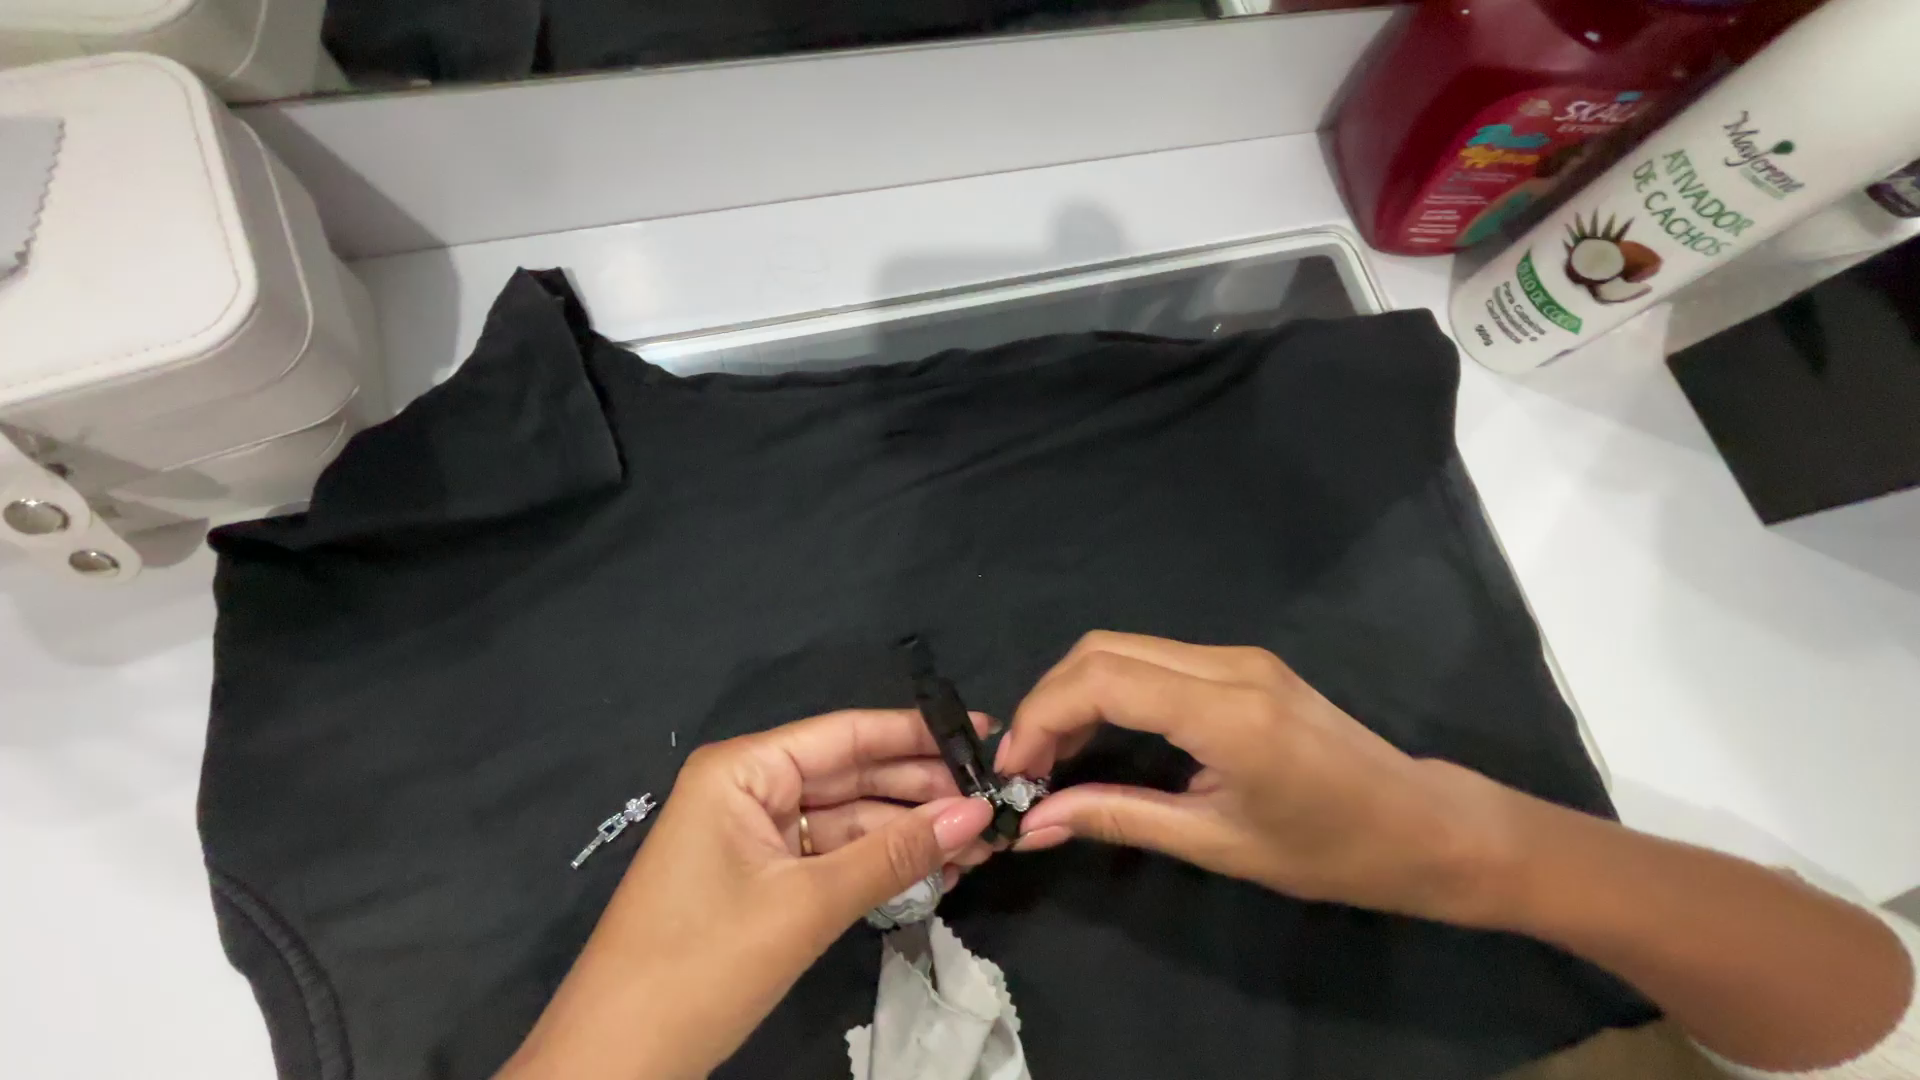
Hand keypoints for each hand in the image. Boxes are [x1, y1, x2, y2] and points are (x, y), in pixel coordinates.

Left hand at [500, 710, 995, 1079]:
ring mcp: (755, 834)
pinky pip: (831, 855)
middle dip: (922, 791)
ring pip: (848, 818)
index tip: (985, 734)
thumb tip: (979, 813)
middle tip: (995, 801)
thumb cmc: (702, 965)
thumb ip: (896, 854)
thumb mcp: (809, 905)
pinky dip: (879, 863)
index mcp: (746, 768)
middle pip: (852, 774)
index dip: (919, 734)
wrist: (611, 1070)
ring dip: (908, 832)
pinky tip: (936, 869)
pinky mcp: (762, 876)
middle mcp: (751, 787)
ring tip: (981, 841)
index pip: (848, 734)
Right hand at [995, 631, 1518, 924]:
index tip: (1013, 767)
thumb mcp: (1218, 846)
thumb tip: (1038, 818)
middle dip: (1047, 699)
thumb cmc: (1333, 853)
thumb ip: (1120, 817)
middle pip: (1102, 649)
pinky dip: (1107, 688)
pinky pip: (1150, 659)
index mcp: (1227, 712)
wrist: (1429, 827)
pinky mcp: (1239, 663)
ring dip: (1073, 691)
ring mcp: (1235, 656)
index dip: (1042, 715)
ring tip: (1052, 752)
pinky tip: (1098, 732)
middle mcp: (1227, 665)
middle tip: (1026, 762)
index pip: (1103, 681)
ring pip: (1122, 646)